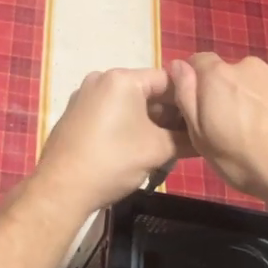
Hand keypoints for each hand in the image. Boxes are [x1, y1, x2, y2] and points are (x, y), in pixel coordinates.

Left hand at [31, 68, 192, 214]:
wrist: (62, 189)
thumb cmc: (113, 161)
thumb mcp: (158, 150)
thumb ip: (186, 139)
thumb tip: (205, 139)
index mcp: (122, 79)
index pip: (168, 80)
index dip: (189, 99)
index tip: (202, 119)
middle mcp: (101, 79)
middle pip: (147, 91)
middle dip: (169, 114)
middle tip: (189, 136)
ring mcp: (84, 97)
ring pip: (129, 104)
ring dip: (150, 122)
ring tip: (167, 145)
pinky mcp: (75, 115)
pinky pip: (111, 114)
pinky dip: (128, 126)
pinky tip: (138, 148)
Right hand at [167, 54, 267, 206]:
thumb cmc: (246, 162)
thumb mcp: (202, 138)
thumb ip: (187, 98)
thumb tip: (178, 66)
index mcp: (219, 77)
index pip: (197, 62)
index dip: (195, 82)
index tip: (200, 106)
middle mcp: (250, 66)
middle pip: (232, 74)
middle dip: (230, 94)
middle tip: (234, 128)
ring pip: (261, 83)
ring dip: (258, 100)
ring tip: (266, 132)